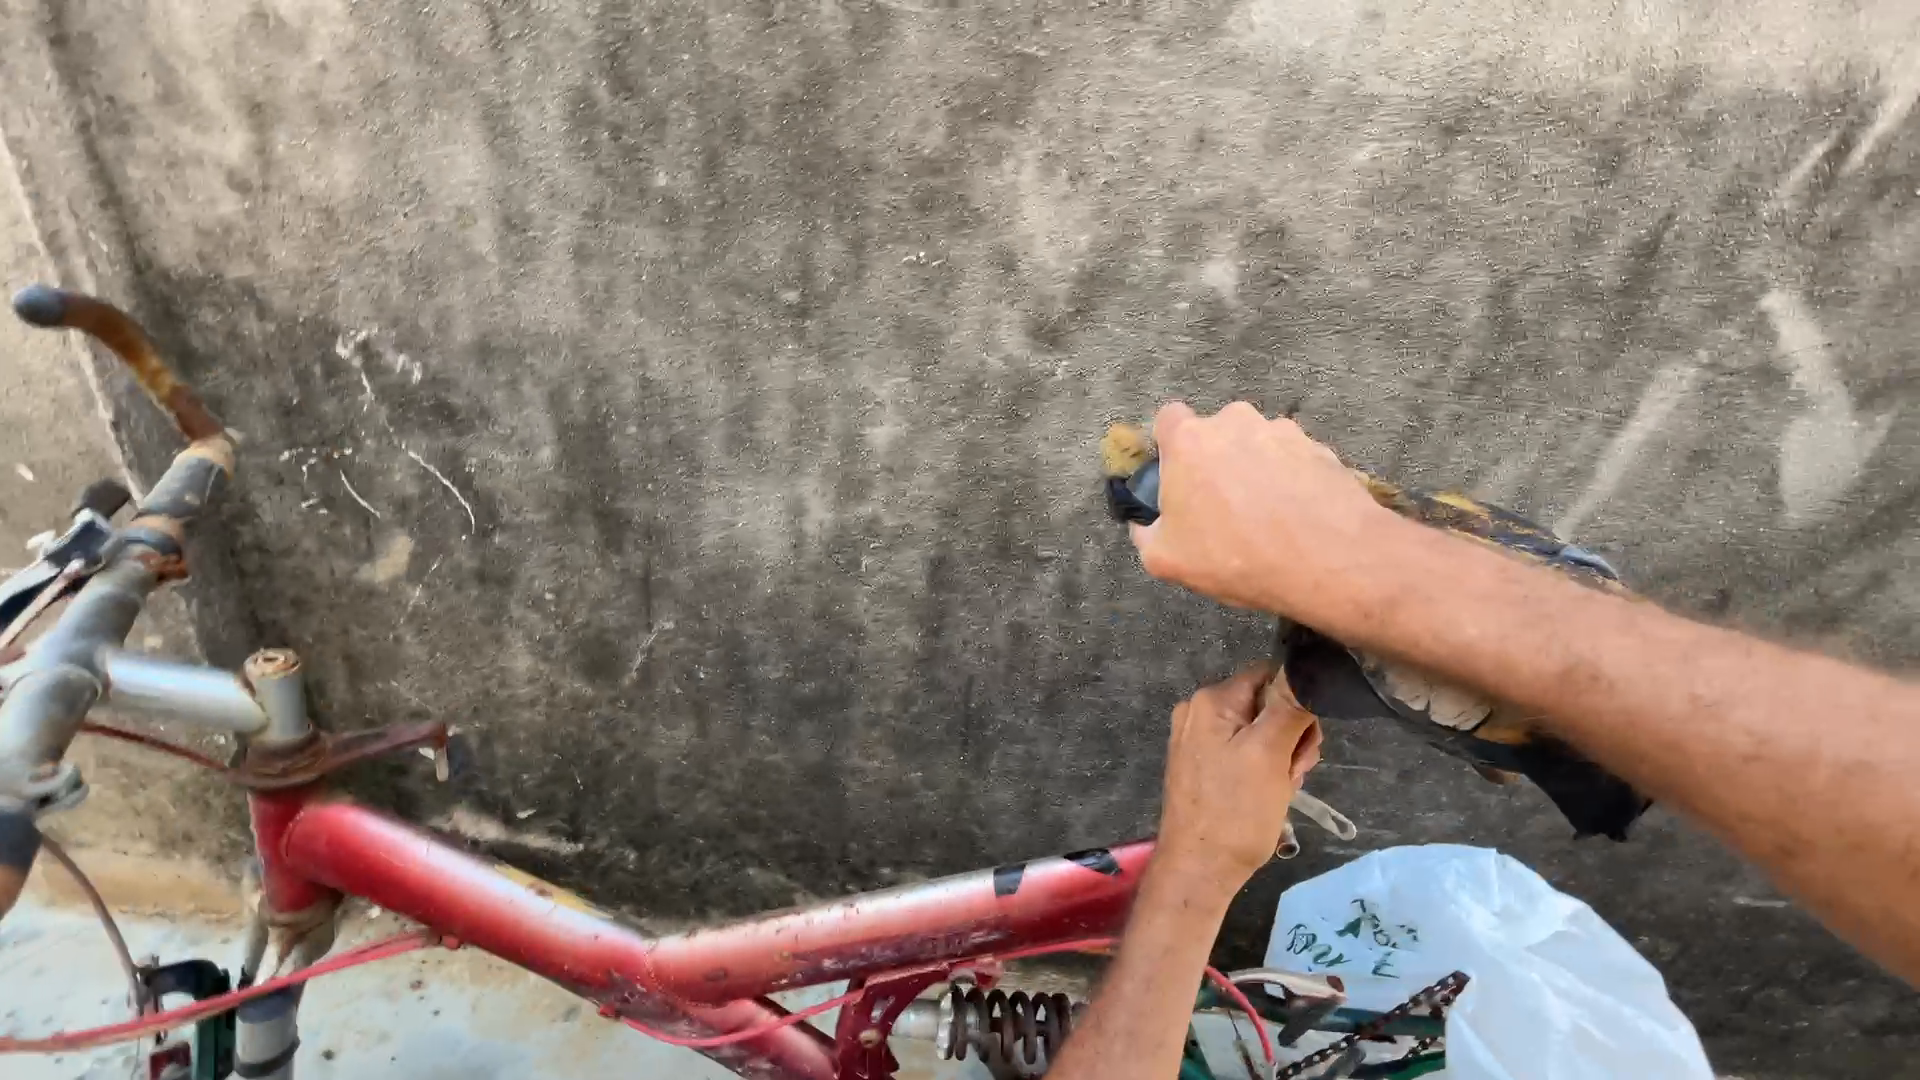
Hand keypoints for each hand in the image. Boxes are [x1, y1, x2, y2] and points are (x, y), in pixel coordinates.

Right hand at [1130, 401, 1402, 627]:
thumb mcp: (1165, 559)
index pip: (1168, 418)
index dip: (1168, 446)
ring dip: (1254, 471)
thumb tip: (1146, 524)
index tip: (1176, 476)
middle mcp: (1235, 423)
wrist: (1329, 562)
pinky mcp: (1321, 449)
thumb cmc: (1234, 556)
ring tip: (1264, 517)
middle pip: (1215, 434)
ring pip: (1256, 446)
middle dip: (1214, 462)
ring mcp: (1283, 432)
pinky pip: (1292, 461)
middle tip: (1219, 507)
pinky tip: (1294, 518)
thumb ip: (1145, 533)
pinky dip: (1289, 482)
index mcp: (1189, 441)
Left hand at [1157, 667, 1323, 894]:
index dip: (1295, 704)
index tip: (1304, 739)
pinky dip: (1263, 770)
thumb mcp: (1270, 753)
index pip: (1268, 677)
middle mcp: (1198, 711)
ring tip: (1281, 789)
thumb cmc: (1236, 810)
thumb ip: (1288, 708)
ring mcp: (1198, 739)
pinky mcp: (1202, 764)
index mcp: (1210, 700)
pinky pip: (1244, 753)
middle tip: (1293, 773)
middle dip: (1290, 737)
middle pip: (1266, 706)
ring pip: (1260, 733)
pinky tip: (1268, 795)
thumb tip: (1302, 671)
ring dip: (1280, 758)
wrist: (1200, 866)